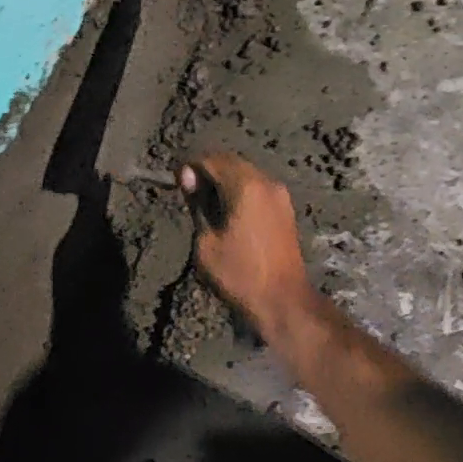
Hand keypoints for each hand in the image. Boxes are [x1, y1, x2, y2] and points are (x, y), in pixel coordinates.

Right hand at [180, 153, 315, 335]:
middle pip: (232, 163)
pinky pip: (258, 189)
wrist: (283, 300)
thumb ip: (197, 204)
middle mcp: (267, 182)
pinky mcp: (286, 209)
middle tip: (189, 192)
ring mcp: (280, 195)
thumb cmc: (239, 274)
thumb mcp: (206, 242)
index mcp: (246, 186)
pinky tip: (229, 213)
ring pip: (247, 174)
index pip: (212, 160)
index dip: (191, 166)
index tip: (176, 181)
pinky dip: (240, 192)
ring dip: (225, 182)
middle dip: (209, 172)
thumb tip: (187, 177)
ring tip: (207, 205)